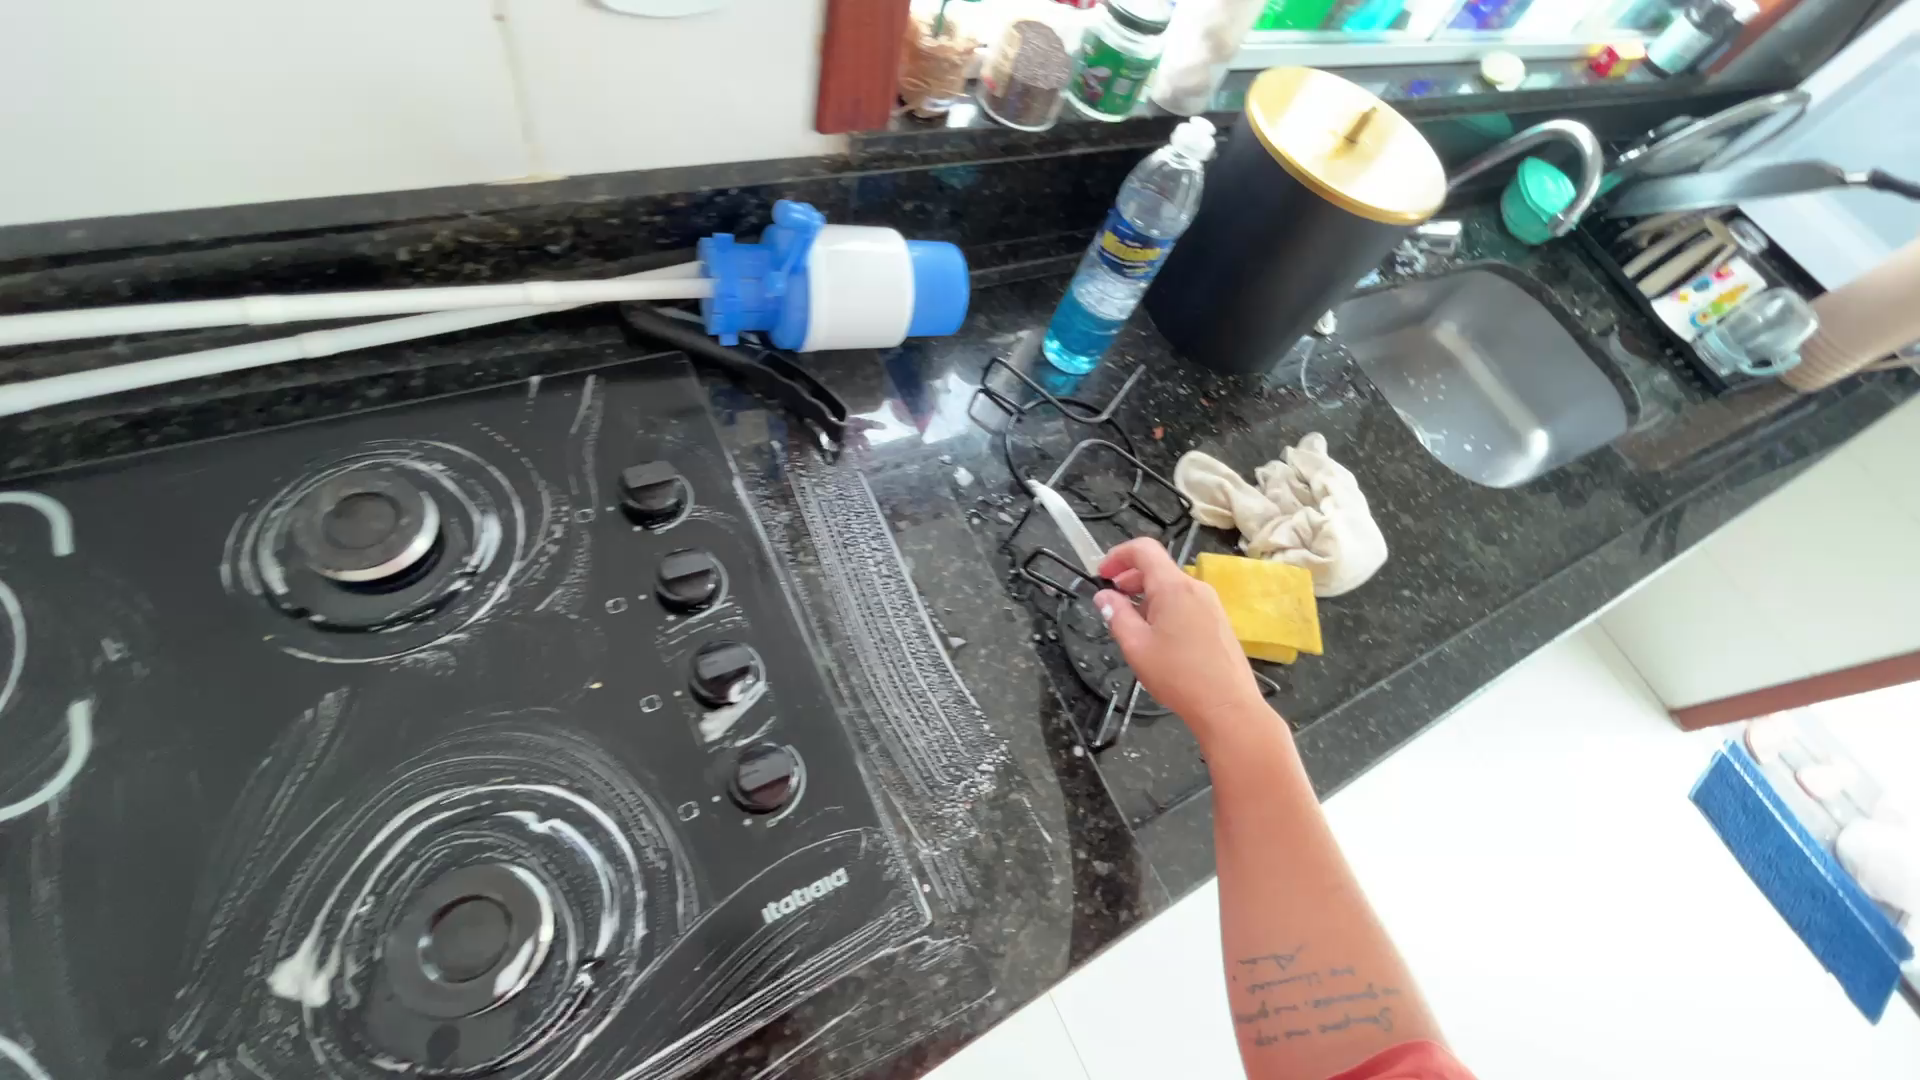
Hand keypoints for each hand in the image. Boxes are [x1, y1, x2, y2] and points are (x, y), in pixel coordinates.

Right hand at [1093, 538, 1273, 742]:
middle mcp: (1196, 587)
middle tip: (1112, 600)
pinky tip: (1158, 636)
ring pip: (1172, 586)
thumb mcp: (1136, 645)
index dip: (1118, 555)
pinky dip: (1165, 607)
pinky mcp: (1219, 621)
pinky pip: (1186, 602)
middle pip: (1158, 567)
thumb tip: (1104, 596)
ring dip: (1147, 595)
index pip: (1144, 549)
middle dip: (1130, 577)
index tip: (1102, 574)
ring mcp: (1211, 604)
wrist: (1228, 707)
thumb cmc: (1178, 676)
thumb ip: (1116, 615)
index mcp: (1173, 587)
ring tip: (1133, 623)